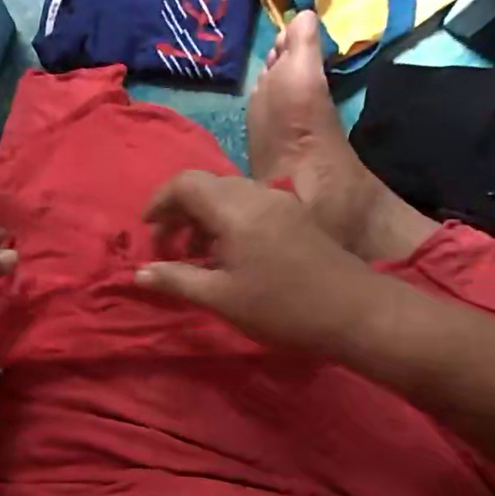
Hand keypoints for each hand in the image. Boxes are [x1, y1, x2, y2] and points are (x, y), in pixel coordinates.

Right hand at [135, 171, 384, 354]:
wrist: (355, 312)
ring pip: (229, 196)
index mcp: (234, 208)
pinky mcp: (296, 216)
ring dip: (205, 218)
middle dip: (180, 212)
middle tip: (169, 249)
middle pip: (206, 186)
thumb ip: (177, 280)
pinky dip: (229, 223)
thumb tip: (139, 273)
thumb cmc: (282, 307)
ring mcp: (281, 203)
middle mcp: (257, 194)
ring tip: (197, 258)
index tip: (148, 231)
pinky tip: (231, 257)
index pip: (185, 184)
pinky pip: (251, 207)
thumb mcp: (222, 298)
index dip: (160, 202)